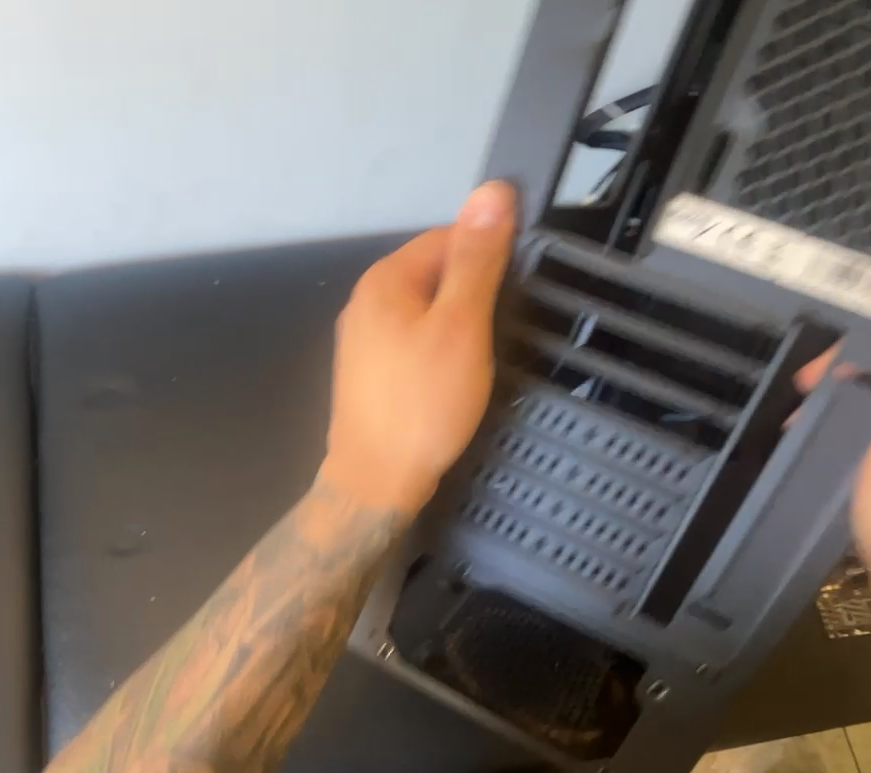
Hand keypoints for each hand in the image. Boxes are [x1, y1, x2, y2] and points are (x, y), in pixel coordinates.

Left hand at [320, 181, 518, 515]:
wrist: (376, 483)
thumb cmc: (422, 406)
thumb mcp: (462, 326)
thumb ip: (477, 260)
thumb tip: (494, 190)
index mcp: (385, 279)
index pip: (448, 238)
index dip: (487, 262)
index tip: (509, 301)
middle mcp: (365, 302)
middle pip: (435, 276)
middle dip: (471, 300)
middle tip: (492, 341)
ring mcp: (361, 341)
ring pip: (425, 315)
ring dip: (456, 331)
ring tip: (472, 368)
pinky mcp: (367, 375)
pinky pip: (412, 346)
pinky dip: (436, 357)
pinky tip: (446, 385)